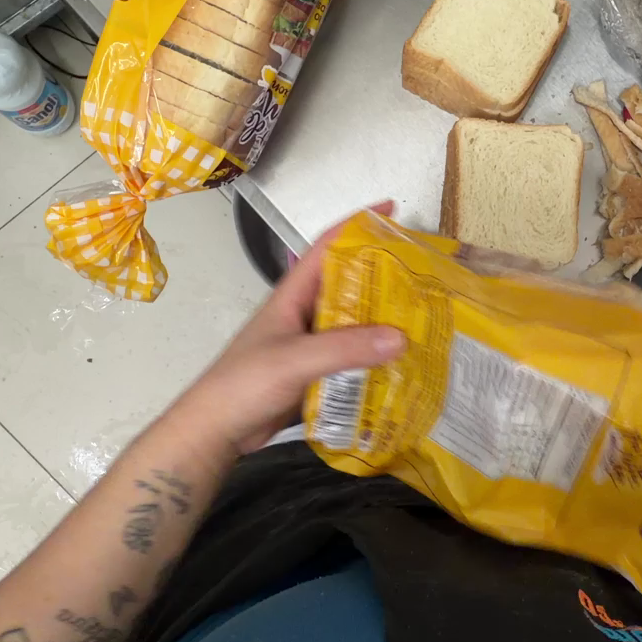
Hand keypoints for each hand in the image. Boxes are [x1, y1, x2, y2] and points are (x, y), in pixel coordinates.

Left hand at [159, 202, 406, 457]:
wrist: (216, 431)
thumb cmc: (244, 384)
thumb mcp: (295, 360)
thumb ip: (345, 348)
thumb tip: (401, 336)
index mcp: (293, 295)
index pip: (327, 247)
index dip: (357, 224)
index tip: (391, 210)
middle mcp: (305, 314)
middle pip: (349, 284)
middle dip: (384, 275)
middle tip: (424, 275)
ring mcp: (310, 345)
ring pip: (354, 323)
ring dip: (384, 320)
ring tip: (425, 319)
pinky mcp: (316, 374)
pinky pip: (353, 357)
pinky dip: (376, 357)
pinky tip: (402, 364)